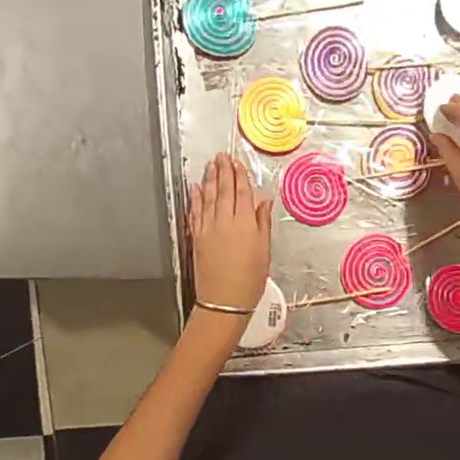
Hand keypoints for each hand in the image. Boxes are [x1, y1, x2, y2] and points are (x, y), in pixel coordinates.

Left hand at [188, 152, 272, 310]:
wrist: (224, 302)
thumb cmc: (249, 282)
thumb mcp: (264, 252)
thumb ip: (262, 224)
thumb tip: (263, 202)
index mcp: (246, 224)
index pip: (242, 192)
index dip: (240, 176)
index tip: (238, 163)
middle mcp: (226, 222)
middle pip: (224, 190)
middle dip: (223, 171)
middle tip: (221, 156)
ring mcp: (208, 229)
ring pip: (208, 197)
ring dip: (209, 179)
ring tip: (210, 166)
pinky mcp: (196, 238)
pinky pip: (195, 212)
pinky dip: (195, 198)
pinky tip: (194, 188)